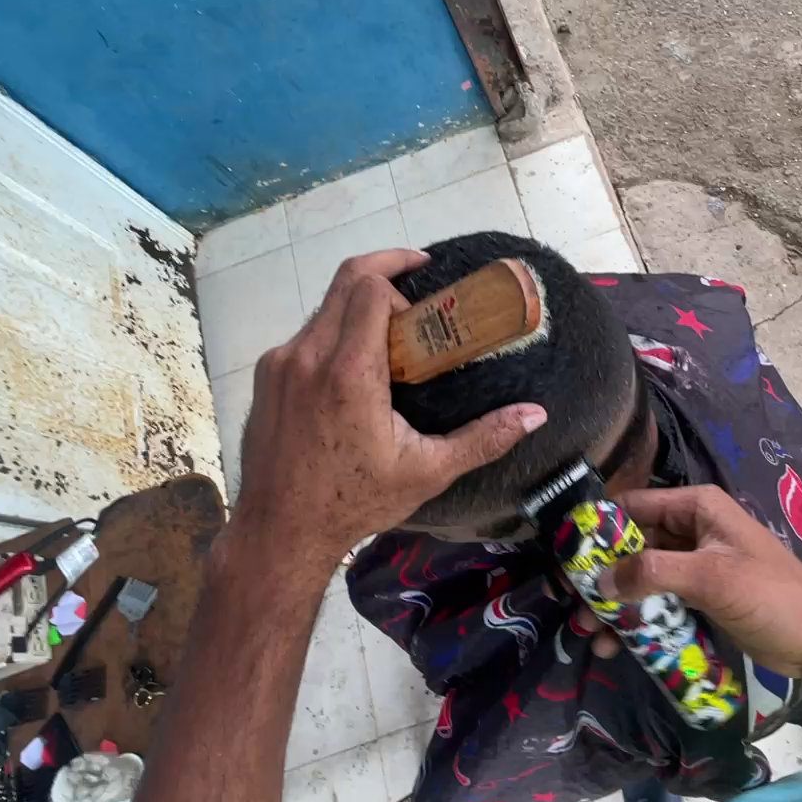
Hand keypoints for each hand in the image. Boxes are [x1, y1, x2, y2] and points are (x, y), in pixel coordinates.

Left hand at [226, 250, 546, 571]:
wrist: (279, 532)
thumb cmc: (355, 501)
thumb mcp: (428, 471)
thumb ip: (484, 438)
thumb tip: (536, 414)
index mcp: (349, 372)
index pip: (368, 287)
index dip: (398, 278)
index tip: (426, 291)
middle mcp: (307, 356)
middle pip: (345, 280)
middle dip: (384, 269)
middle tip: (418, 282)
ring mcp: (280, 364)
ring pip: (324, 307)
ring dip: (359, 306)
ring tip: (392, 332)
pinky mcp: (266, 376)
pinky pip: (306, 334)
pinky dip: (336, 332)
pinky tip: (358, 366)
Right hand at [593, 485, 801, 676]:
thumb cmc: (770, 596)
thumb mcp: (711, 577)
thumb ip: (654, 571)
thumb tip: (602, 579)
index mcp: (698, 507)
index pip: (635, 506)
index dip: (599, 529)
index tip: (568, 558)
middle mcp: (692, 529)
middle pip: (634, 546)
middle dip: (604, 575)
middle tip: (575, 606)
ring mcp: (695, 565)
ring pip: (643, 577)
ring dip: (617, 603)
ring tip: (590, 633)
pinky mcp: (699, 597)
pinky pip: (659, 602)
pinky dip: (638, 619)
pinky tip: (617, 645)